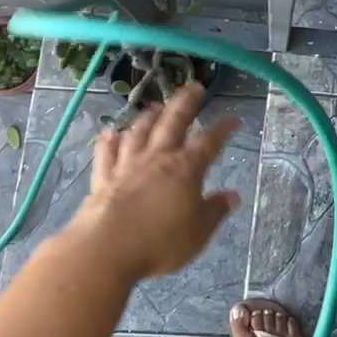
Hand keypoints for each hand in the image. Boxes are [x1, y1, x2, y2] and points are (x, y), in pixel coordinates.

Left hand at [72, 84, 240, 279]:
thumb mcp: (198, 232)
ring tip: (156, 106)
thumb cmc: (160, 242)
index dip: (223, 130)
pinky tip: (110, 133)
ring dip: (149, 117)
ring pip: (140, 132)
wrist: (105, 249)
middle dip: (186, 103)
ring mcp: (128, 166)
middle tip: (194, 87)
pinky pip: (107, 154)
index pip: (209, 142)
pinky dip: (109, 142)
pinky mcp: (104, 179)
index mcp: (186, 169)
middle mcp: (158, 159)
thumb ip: (214, 211)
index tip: (233, 120)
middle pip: (173, 122)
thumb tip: (232, 196)